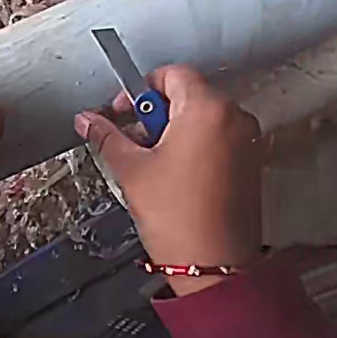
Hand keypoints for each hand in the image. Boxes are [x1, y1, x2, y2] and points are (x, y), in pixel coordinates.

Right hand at [75, 64, 264, 294]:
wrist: (213, 263)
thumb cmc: (177, 216)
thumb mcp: (132, 170)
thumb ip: (107, 137)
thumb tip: (87, 120)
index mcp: (207, 110)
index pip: (172, 74)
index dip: (140, 90)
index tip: (122, 113)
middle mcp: (234, 117)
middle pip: (188, 95)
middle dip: (154, 114)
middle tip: (132, 142)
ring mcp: (246, 140)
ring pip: (201, 118)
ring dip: (172, 130)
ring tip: (149, 164)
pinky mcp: (249, 162)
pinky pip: (216, 138)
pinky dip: (192, 146)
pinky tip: (171, 176)